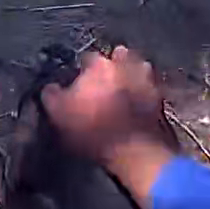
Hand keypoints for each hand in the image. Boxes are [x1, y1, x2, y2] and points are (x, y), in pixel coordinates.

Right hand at [41, 46, 177, 205]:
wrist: (135, 151)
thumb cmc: (93, 131)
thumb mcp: (60, 115)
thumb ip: (52, 95)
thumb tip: (50, 86)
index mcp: (98, 64)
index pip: (86, 58)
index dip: (81, 70)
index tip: (78, 83)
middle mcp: (124, 62)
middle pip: (115, 57)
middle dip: (110, 67)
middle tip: (103, 84)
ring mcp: (145, 76)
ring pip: (135, 67)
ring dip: (129, 74)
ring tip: (122, 90)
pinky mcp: (159, 94)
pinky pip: (149, 85)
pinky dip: (143, 89)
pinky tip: (137, 101)